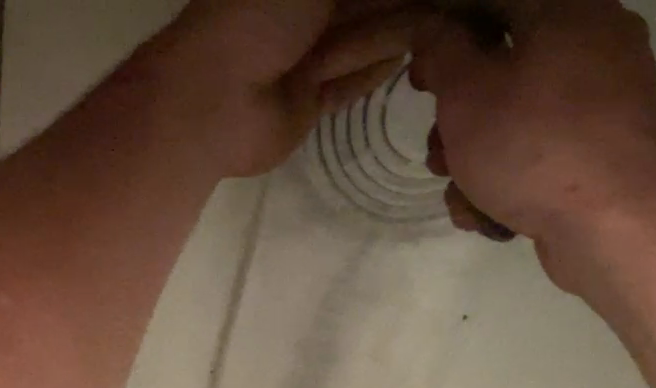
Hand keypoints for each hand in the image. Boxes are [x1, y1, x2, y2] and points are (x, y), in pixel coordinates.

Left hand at [155, 0, 430, 177]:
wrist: (209, 102)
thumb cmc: (254, 17)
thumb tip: (380, 7)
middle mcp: (297, 17)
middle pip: (359, 6)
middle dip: (393, 4)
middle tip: (446, 5)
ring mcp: (299, 63)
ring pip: (357, 42)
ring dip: (392, 30)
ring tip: (441, 21)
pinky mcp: (303, 109)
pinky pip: (345, 88)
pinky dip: (371, 73)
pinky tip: (406, 60)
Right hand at [408, 0, 655, 287]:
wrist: (619, 220)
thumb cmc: (535, 145)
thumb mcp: (466, 94)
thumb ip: (441, 52)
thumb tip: (434, 28)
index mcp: (567, 10)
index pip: (493, 4)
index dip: (446, 36)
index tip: (418, 78)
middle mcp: (595, 45)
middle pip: (504, 70)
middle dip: (457, 119)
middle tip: (437, 152)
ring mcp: (605, 104)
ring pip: (516, 121)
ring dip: (475, 161)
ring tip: (462, 195)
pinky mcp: (603, 155)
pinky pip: (541, 155)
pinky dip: (509, 183)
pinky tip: (491, 217)